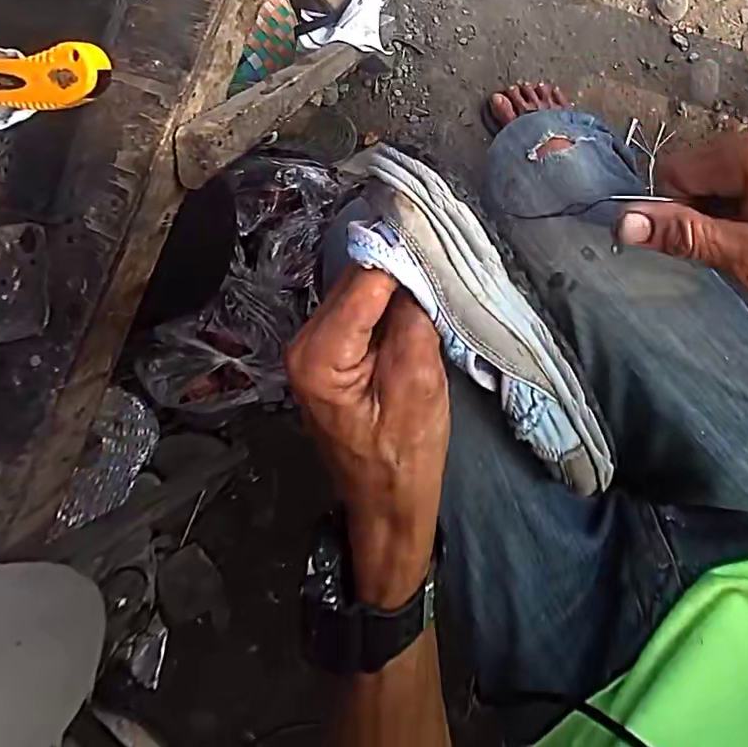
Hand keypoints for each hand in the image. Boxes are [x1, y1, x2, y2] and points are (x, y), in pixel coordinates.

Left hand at [286, 267, 449, 608]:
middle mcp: (303, 343)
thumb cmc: (404, 458)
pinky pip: (361, 309)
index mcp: (320, 355)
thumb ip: (413, 321)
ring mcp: (312, 347)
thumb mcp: (419, 386)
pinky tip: (416, 306)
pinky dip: (389, 303)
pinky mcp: (328, 352)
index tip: (439, 242)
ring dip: (397, 285)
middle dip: (400, 270)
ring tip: (435, 284)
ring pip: (359, 290)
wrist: (386, 504)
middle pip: (357, 280)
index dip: (403, 259)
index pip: (364, 281)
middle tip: (444, 265)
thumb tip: (415, 268)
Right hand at [612, 122, 747, 311]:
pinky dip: (743, 198)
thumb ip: (686, 236)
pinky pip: (738, 169)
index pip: (670, 173)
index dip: (681, 213)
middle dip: (703, 209)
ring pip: (712, 172)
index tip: (713, 239)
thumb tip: (630, 223)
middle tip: (742, 240)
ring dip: (723, 206)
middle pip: (691, 170)